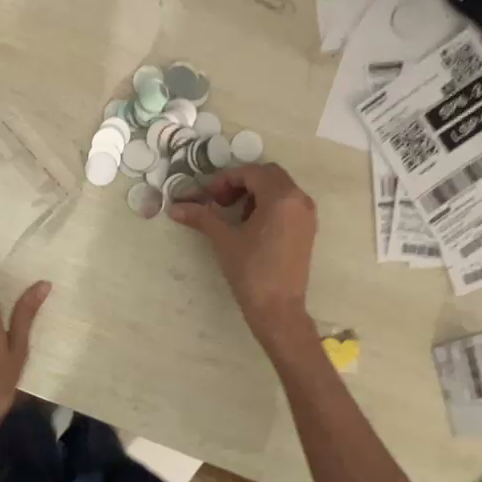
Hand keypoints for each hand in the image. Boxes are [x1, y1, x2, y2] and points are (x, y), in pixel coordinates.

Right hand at [169, 163, 315, 346]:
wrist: (278, 308)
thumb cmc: (251, 271)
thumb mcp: (224, 240)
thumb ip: (201, 217)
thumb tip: (174, 207)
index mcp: (281, 197)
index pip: (251, 172)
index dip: (225, 180)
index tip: (207, 196)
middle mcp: (299, 199)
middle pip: (268, 175)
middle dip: (241, 183)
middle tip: (220, 202)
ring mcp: (307, 215)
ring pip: (279, 189)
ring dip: (255, 194)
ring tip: (235, 215)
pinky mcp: (307, 229)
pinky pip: (288, 204)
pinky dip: (268, 205)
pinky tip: (251, 227)